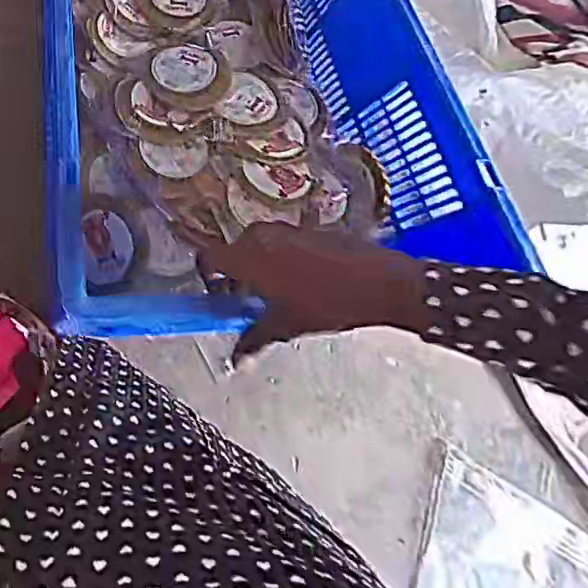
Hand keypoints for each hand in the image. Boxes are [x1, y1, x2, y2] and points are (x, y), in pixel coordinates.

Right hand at [173, 221, 427, 360]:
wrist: (380, 281)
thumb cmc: (329, 303)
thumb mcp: (287, 326)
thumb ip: (254, 339)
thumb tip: (235, 360)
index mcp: (249, 256)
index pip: (208, 257)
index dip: (207, 279)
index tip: (221, 300)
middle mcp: (262, 235)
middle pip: (233, 253)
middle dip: (236, 279)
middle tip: (251, 306)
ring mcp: (286, 228)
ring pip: (257, 247)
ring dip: (259, 270)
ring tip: (279, 299)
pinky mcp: (306, 228)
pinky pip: (280, 243)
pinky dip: (281, 261)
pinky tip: (304, 285)